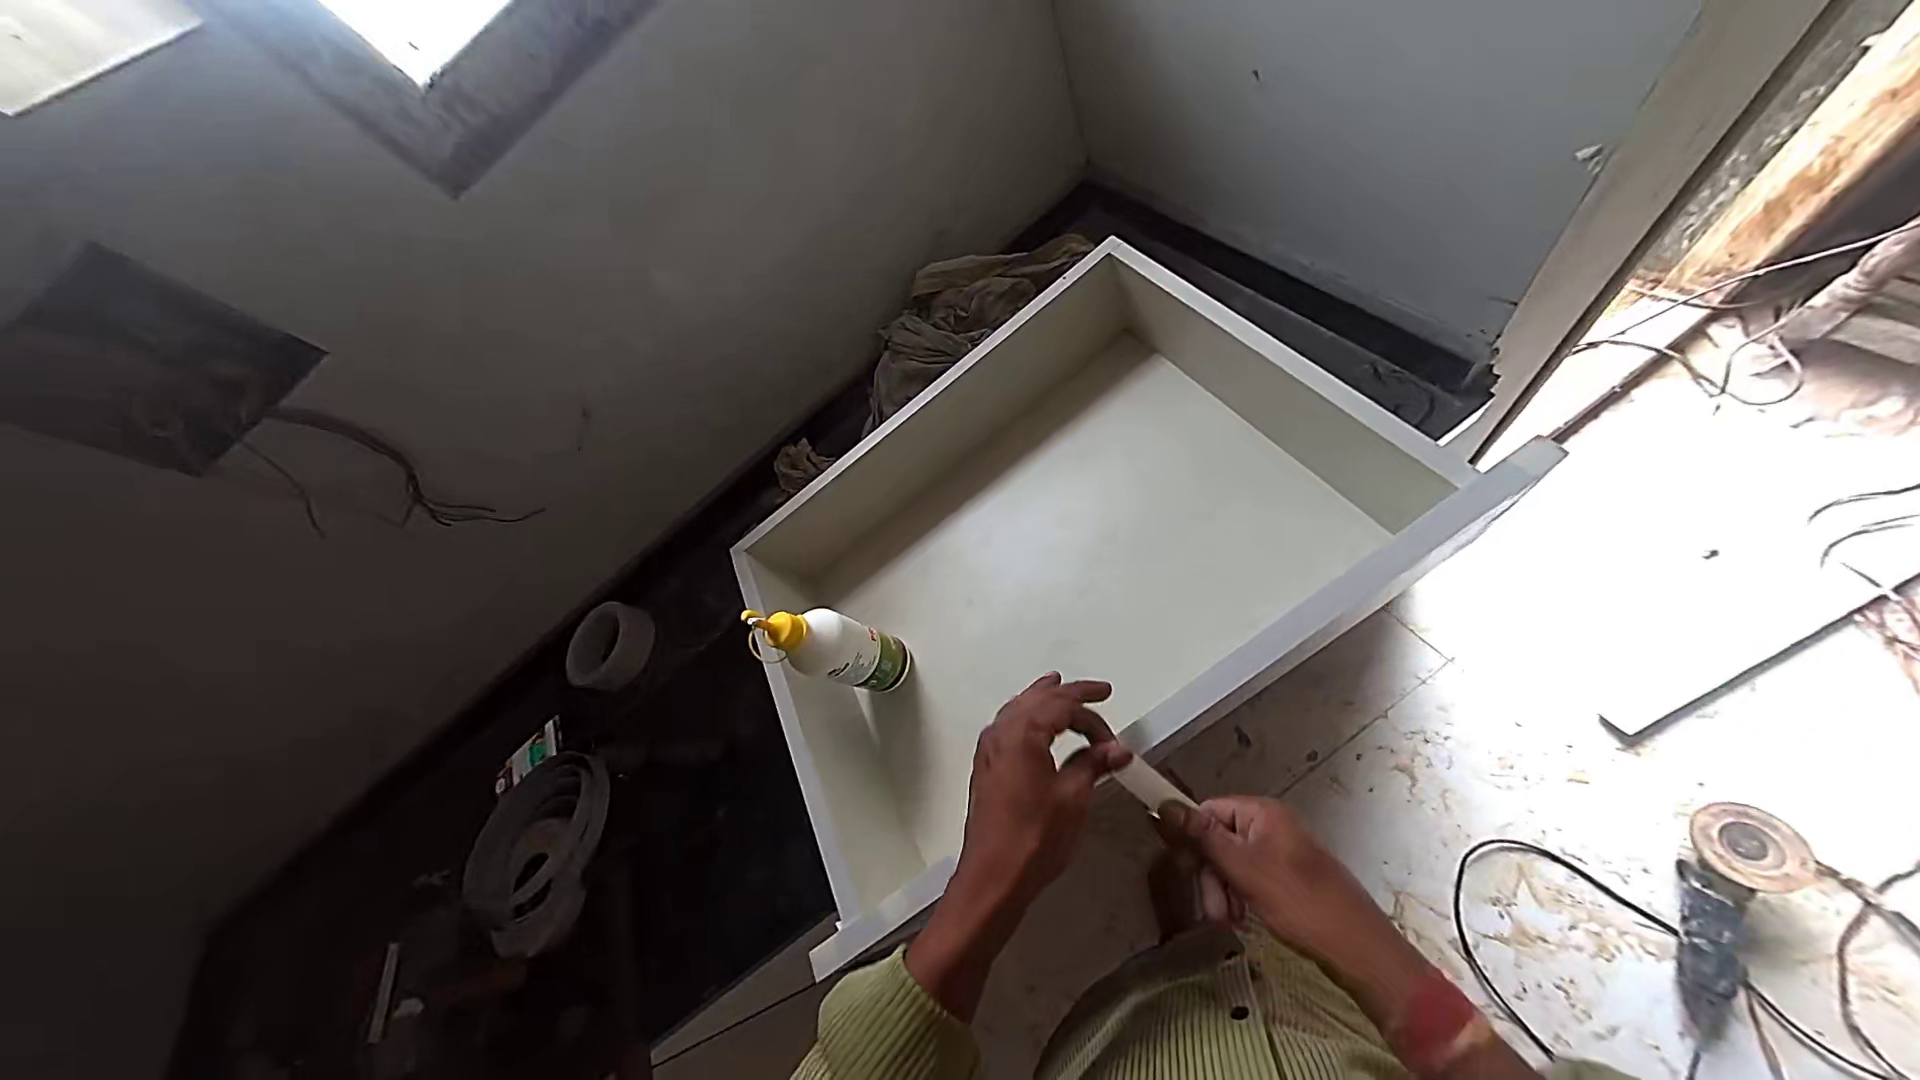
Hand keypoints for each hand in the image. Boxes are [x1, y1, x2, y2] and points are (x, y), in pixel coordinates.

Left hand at [954, 672, 1133, 902]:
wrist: (993, 875)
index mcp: (1022, 733)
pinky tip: (1038, 723)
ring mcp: (989, 748)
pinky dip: (1027, 714)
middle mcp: (1001, 733)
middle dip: (1067, 694)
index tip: (1108, 702)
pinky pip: (1009, 724)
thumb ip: (1093, 764)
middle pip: (1038, 699)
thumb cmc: (1032, 839)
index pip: (1061, 704)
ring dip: (1043, 699)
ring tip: (1061, 689)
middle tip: (1095, 693)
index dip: (1089, 705)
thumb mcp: (1073, 798)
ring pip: (1019, 708)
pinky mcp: (987, 765)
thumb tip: (1115, 749)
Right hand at [1158, 798, 1434, 1025]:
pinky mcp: (1290, 876)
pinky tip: (1244, 919)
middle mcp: (1271, 824)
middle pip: (1219, 838)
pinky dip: (1242, 896)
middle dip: (1210, 873)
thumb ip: (1202, 835)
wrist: (1359, 949)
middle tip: (1212, 908)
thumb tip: (1166, 803)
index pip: (1208, 810)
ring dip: (1223, 889)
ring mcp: (1282, 850)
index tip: (1183, 868)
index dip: (1191, 837)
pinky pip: (1252, 877)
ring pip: (1233, 862)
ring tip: (1229, 920)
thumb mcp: (1242, 867)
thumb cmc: (1298, 901)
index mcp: (1261, 811)